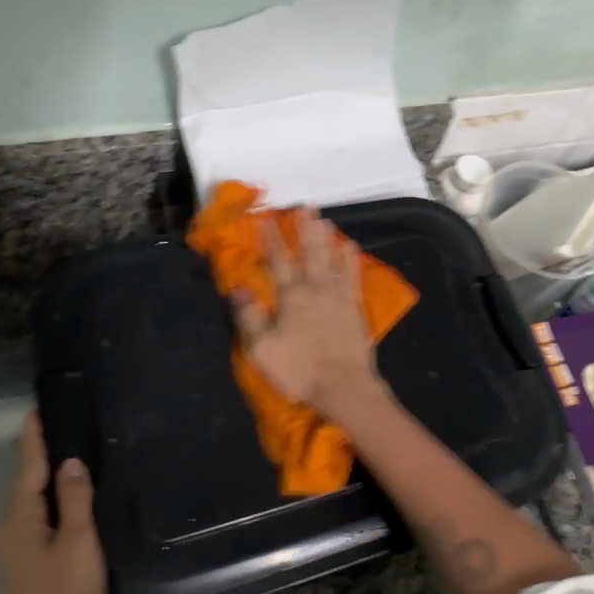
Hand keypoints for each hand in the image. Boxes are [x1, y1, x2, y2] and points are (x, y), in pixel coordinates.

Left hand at [0, 413, 106, 593]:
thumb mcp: (79, 543)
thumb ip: (76, 499)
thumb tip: (70, 462)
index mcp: (20, 520)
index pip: (29, 467)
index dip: (35, 438)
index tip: (37, 408)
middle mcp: (10, 530)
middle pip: (28, 483)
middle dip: (44, 455)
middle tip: (68, 424)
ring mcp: (15, 550)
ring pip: (35, 503)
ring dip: (51, 480)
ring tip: (76, 455)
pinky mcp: (27, 564)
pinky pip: (40, 520)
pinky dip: (54, 502)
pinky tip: (73, 499)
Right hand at [234, 209, 382, 414]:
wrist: (344, 386)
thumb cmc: (299, 370)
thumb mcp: (262, 348)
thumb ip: (249, 317)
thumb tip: (238, 289)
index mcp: (291, 297)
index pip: (278, 261)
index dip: (271, 239)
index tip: (266, 218)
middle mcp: (316, 289)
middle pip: (310, 252)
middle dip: (305, 229)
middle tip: (304, 207)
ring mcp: (339, 296)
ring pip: (333, 259)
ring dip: (328, 238)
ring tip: (325, 220)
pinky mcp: (356, 307)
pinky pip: (353, 276)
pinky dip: (351, 259)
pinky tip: (350, 248)